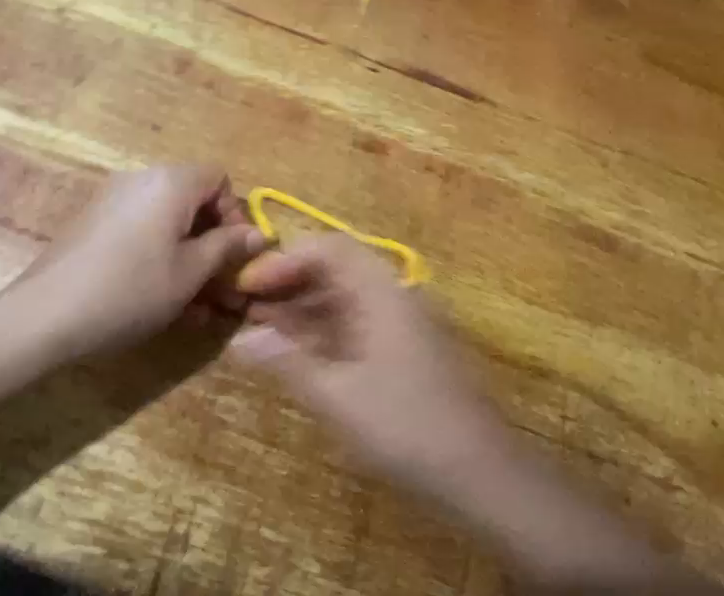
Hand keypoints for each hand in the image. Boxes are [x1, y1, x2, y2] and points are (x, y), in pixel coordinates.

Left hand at [11, 164, 266, 360]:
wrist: (46, 314)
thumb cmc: (131, 289)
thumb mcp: (189, 273)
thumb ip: (227, 248)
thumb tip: (259, 234)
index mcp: (170, 181)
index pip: (219, 178)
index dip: (235, 215)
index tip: (237, 257)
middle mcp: (140, 179)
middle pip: (192, 201)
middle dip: (213, 245)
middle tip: (224, 291)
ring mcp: (112, 200)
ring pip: (166, 223)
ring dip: (188, 259)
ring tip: (197, 309)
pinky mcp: (92, 224)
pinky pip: (140, 233)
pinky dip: (158, 258)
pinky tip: (162, 303)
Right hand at [231, 234, 512, 497]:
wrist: (483, 474)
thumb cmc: (406, 427)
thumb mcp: (337, 396)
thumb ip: (286, 362)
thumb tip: (240, 340)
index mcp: (381, 292)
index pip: (327, 248)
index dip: (283, 260)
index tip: (246, 285)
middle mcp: (392, 297)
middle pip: (334, 269)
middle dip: (287, 282)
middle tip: (241, 305)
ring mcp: (400, 325)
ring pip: (341, 299)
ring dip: (299, 308)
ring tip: (255, 328)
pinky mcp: (402, 353)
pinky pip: (353, 326)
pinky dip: (319, 332)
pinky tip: (291, 352)